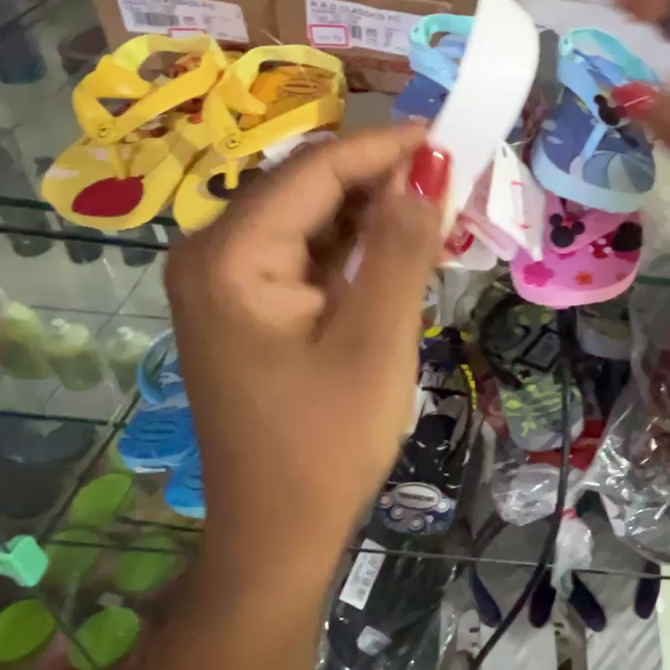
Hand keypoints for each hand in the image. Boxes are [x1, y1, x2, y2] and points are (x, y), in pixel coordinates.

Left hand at [165, 126, 447, 565]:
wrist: (279, 535)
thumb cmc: (328, 441)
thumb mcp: (378, 336)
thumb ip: (403, 242)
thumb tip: (430, 161)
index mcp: (231, 256)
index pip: (317, 169)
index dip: (388, 145)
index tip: (454, 134)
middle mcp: (212, 253)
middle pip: (310, 187)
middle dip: (384, 179)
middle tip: (458, 180)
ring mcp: (224, 279)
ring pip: (312, 216)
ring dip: (376, 212)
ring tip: (441, 213)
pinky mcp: (244, 303)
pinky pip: (307, 251)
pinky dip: (357, 247)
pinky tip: (402, 252)